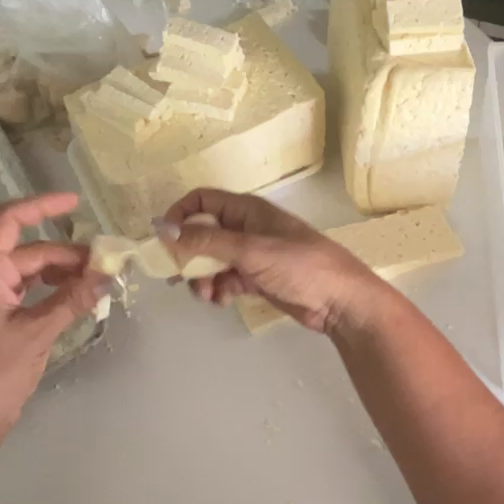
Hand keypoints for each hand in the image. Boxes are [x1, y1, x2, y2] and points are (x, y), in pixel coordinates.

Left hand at [0, 193, 105, 444]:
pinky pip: (27, 292)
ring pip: (30, 272)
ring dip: (62, 274)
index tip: (77, 203)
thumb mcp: (37, 333)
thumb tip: (109, 274)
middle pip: (28, 250)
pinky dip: (52, 292)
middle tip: (106, 265)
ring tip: (97, 283)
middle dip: (67, 254)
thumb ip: (73, 300)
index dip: (43, 206)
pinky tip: (78, 300)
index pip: (11, 220)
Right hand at [162, 189, 387, 334]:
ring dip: (203, 278)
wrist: (340, 301)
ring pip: (213, 261)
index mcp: (247, 210)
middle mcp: (247, 228)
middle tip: (178, 277)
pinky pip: (227, 280)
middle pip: (203, 234)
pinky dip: (220, 290)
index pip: (202, 201)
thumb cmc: (299, 265)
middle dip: (189, 255)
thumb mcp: (249, 250)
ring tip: (206, 296)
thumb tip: (163, 230)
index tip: (163, 241)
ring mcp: (253, 255)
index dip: (179, 216)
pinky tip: (222, 301)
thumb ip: (206, 241)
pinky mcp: (258, 279)